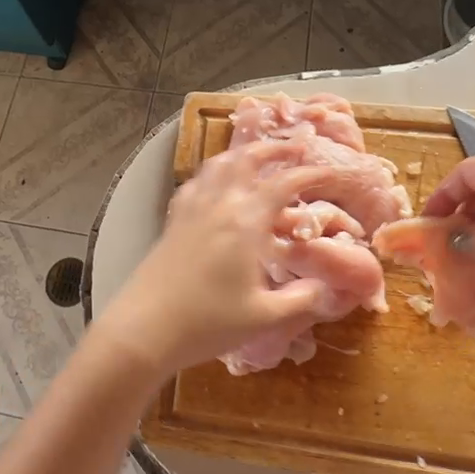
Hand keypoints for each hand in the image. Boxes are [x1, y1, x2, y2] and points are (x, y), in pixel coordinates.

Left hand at [92, 140, 326, 375]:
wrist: (146, 327)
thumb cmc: (208, 323)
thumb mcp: (264, 316)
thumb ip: (301, 298)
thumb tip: (327, 286)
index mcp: (245, 221)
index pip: (283, 183)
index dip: (309, 172)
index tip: (329, 170)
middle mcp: (219, 203)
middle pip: (247, 158)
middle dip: (274, 148)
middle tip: (297, 146)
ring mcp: (193, 207)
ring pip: (219, 163)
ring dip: (243, 152)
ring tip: (258, 154)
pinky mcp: (175, 217)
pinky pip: (197, 180)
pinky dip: (214, 170)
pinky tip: (217, 182)